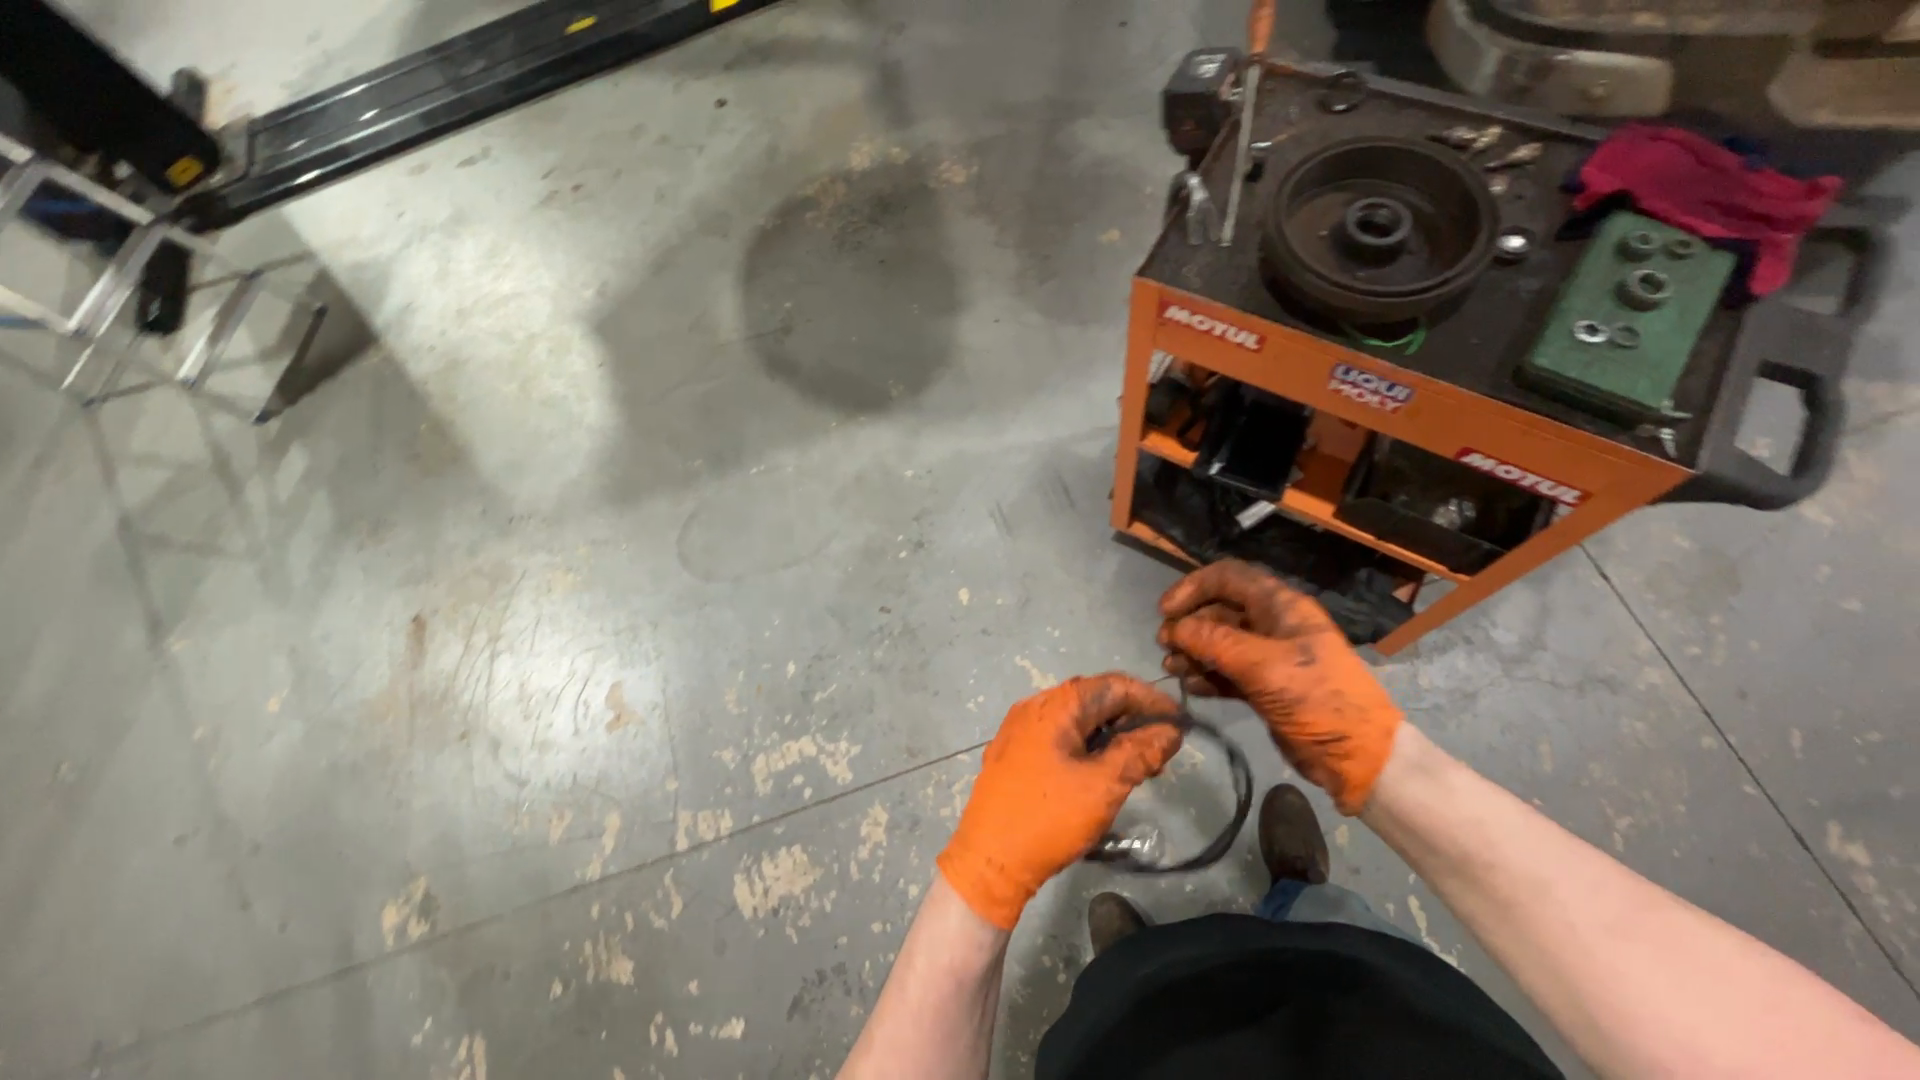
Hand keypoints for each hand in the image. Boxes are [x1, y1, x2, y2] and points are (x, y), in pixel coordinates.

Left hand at [937, 674, 1183, 929]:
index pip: (1113, 685)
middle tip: (1162, 750)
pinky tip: (1104, 772)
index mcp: (1055, 706)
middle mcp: (1034, 707)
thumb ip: (1140, 752)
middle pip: (1094, 698)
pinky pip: (1060, 737)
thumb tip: (1171, 731)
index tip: (1180, 724)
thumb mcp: (1104, 786)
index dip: (1151, 700)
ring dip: (1112, 735)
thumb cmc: (1048, 818)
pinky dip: (1088, 747)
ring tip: (1140, 765)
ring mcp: (1020, 730)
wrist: (988, 861)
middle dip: (1133, 718)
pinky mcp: (1014, 754)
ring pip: (1077, 720)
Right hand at [1158, 560, 1403, 814]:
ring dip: (1194, 652)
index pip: (1229, 578)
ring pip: (1220, 644)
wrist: (1358, 756)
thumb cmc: (1317, 699)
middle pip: (1220, 611)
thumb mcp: (1265, 666)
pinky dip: (1207, 677)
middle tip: (1166, 647)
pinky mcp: (1265, 688)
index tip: (1166, 610)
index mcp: (1281, 608)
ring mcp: (1270, 658)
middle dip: (1189, 624)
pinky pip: (1227, 673)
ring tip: (1173, 670)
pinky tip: (1192, 688)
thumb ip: (1216, 642)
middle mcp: (1274, 626)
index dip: (1194, 587)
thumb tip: (1175, 628)